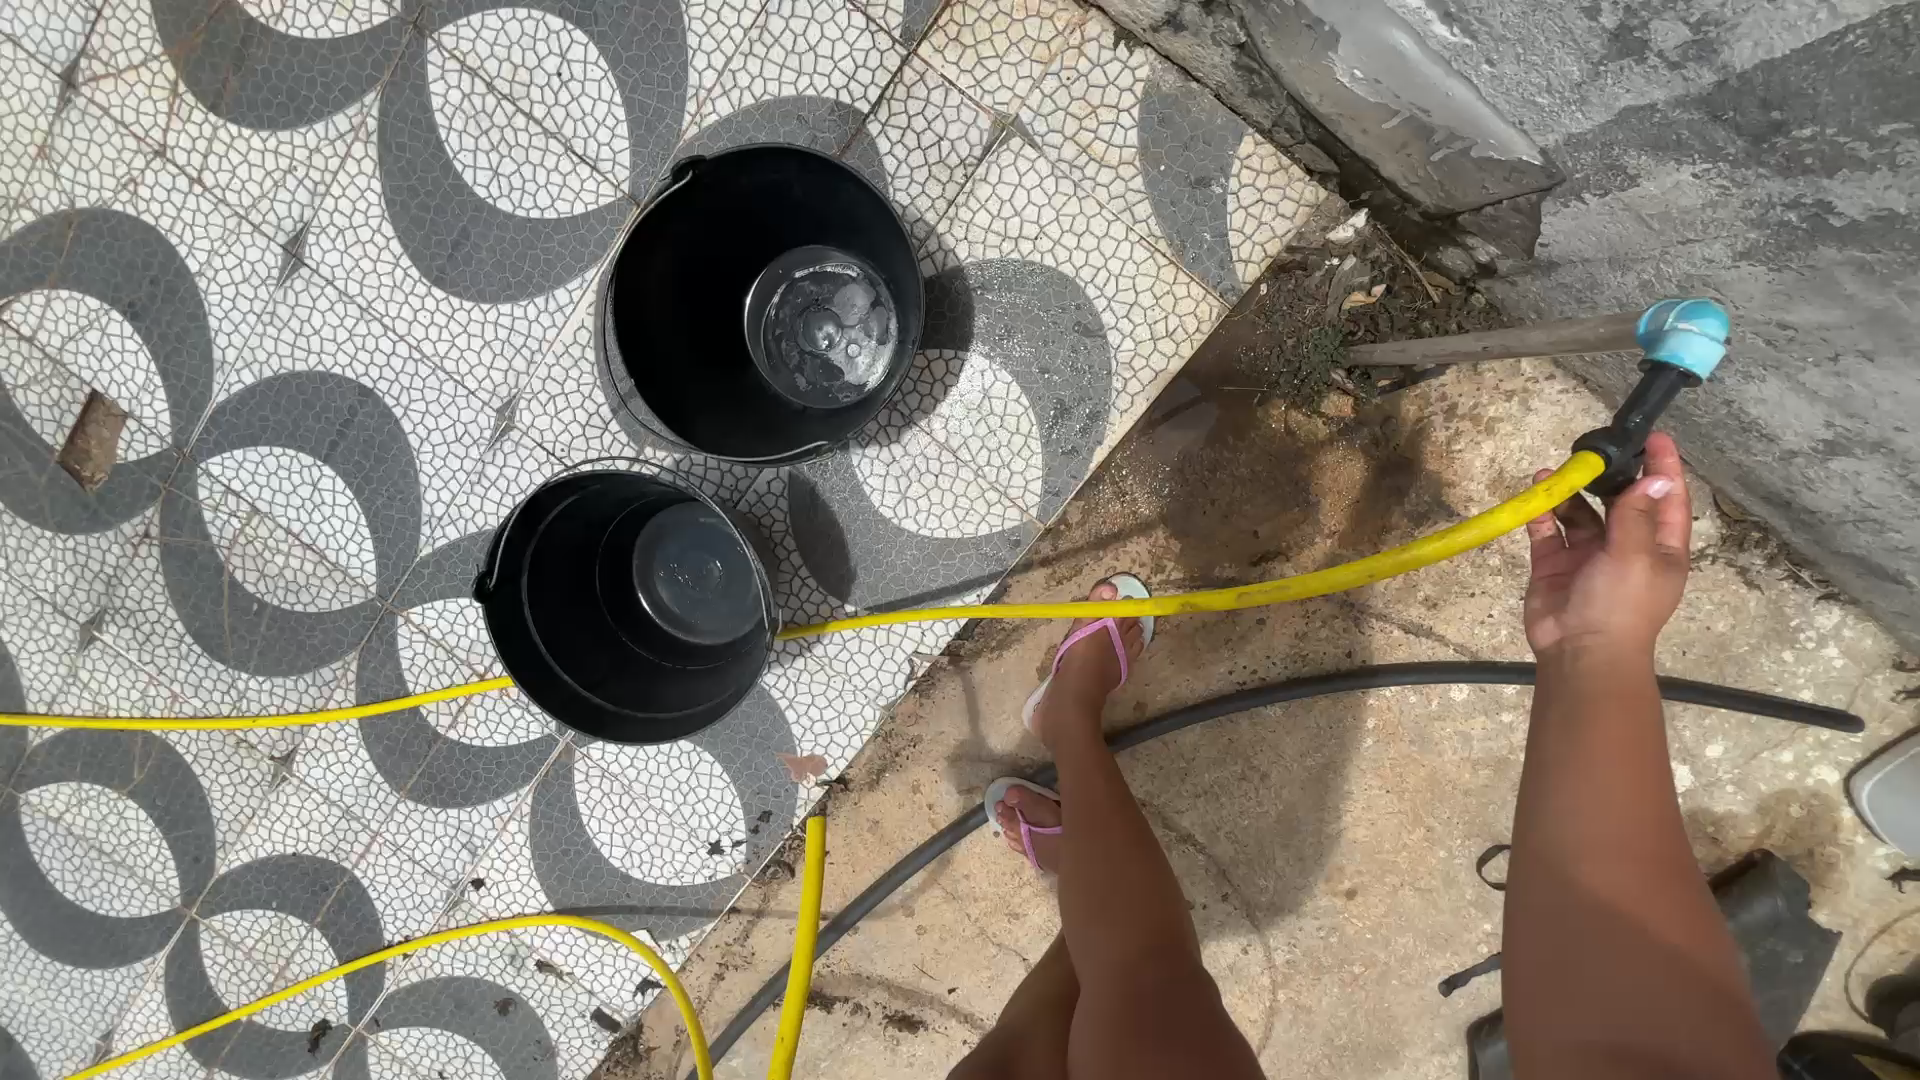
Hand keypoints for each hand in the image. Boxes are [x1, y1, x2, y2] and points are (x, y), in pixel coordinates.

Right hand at [1524, 432, 1690, 659]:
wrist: (1580, 648)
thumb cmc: (1620, 604)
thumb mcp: (1636, 557)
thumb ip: (1638, 517)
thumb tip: (1655, 479)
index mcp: (1660, 547)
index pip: (1666, 499)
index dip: (1663, 468)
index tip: (1655, 438)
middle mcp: (1625, 547)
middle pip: (1619, 503)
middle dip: (1608, 477)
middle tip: (1592, 451)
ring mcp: (1586, 555)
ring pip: (1579, 514)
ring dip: (1568, 493)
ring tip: (1552, 472)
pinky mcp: (1553, 564)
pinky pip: (1547, 532)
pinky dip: (1540, 514)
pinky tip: (1533, 497)